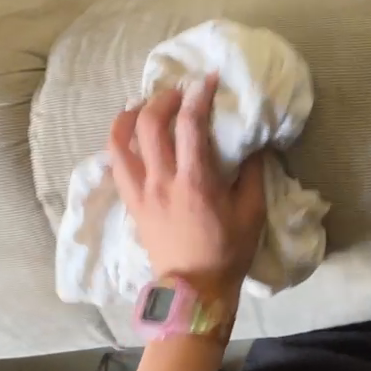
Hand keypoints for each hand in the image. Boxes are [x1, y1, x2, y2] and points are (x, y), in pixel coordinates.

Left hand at [109, 74, 266, 304]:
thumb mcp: (252, 213)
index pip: (191, 125)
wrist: (195, 290)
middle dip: (162, 98)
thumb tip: (253, 146)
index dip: (198, 95)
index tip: (207, 80)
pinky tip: (130, 138)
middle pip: (150, 124)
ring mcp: (141, 193)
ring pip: (121, 142)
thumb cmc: (227, 253)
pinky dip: (120, 144)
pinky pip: (117, 166)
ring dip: (130, 116)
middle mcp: (162, 181)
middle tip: (178, 92)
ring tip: (143, 106)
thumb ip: (253, 175)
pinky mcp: (132, 204)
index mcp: (195, 182)